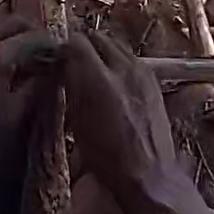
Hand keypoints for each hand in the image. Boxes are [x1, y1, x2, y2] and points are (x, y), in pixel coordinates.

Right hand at [64, 30, 181, 205]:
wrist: (148, 176)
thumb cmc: (105, 156)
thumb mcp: (77, 121)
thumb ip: (71, 86)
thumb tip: (65, 67)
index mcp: (97, 78)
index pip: (76, 42)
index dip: (65, 49)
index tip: (60, 59)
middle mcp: (121, 67)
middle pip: (98, 37)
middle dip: (84, 46)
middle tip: (75, 62)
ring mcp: (141, 71)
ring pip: (116, 44)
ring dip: (103, 52)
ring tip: (95, 70)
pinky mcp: (153, 80)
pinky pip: (131, 58)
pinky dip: (119, 62)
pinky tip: (114, 80)